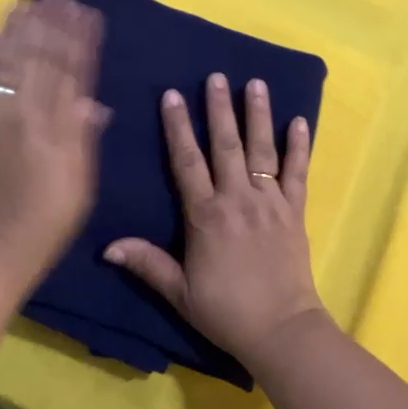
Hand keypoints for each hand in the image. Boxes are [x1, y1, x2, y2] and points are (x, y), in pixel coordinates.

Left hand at [0, 0, 108, 285]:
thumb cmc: (44, 221)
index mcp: (57, 129)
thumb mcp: (79, 184)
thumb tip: (93, 103)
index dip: (78, 39)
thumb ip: (83, 140)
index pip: (71, 72)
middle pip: (38, 60)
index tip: (85, 11)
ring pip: (6, 65)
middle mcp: (25, 116)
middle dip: (48, 25)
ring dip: (14, 33)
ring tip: (21, 6)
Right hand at [104, 73, 323, 364]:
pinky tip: (300, 120)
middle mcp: (237, 199)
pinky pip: (298, 172)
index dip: (178, 127)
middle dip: (219, 108)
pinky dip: (300, 146)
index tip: (173, 95)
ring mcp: (270, 203)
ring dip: (257, 115)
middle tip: (216, 76)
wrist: (282, 332)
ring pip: (262, 150)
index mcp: (206, 215)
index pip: (187, 161)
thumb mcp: (180, 291)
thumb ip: (147, 263)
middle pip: (226, 145)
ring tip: (255, 83)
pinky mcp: (295, 212)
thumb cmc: (226, 311)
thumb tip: (107, 246)